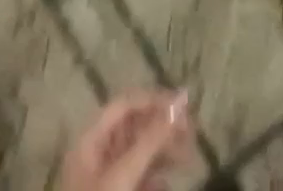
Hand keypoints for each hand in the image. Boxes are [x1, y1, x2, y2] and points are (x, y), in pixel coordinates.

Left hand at [59, 90, 192, 190]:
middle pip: (134, 126)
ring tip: (187, 159)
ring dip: (165, 152)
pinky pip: (138, 175)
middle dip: (164, 128)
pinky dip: (155, 176)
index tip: (185, 107)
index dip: (155, 100)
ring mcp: (104, 176)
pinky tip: (166, 184)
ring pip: (139, 151)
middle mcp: (95, 153)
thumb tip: (181, 101)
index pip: (125, 105)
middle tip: (191, 134)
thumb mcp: (125, 173)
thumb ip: (152, 137)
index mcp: (90, 141)